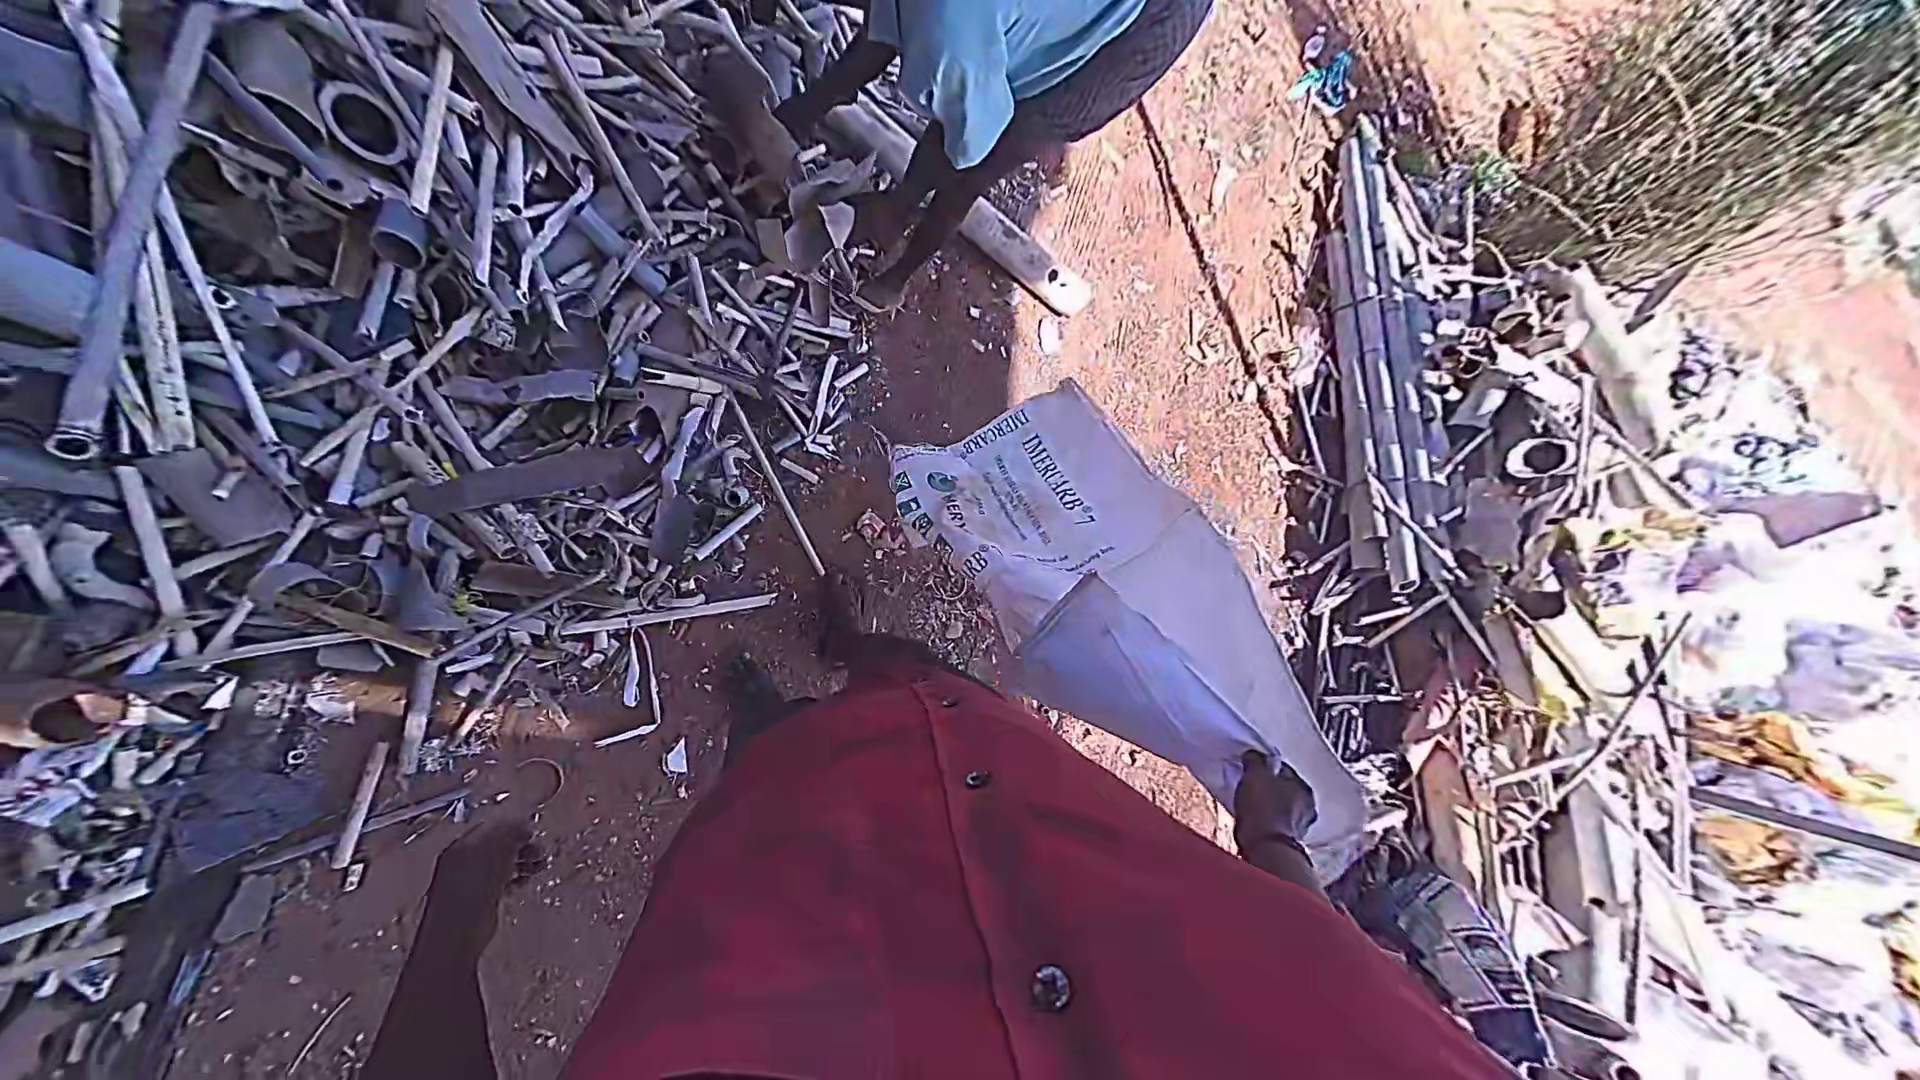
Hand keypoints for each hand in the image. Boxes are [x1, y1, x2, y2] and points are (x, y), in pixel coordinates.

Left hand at [424, 818, 536, 956]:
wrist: (459, 930)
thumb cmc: (477, 883)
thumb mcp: (497, 850)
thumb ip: (511, 832)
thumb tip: (523, 824)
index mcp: (464, 845)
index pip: (493, 825)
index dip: (514, 824)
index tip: (533, 827)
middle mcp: (464, 860)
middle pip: (499, 844)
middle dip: (522, 844)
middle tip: (539, 848)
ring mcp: (470, 881)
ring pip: (502, 862)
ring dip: (523, 860)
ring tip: (539, 865)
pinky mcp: (479, 899)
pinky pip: (502, 879)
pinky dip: (516, 876)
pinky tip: (526, 879)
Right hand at [1233, 750, 1316, 846]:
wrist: (1265, 847)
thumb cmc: (1263, 806)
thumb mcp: (1254, 774)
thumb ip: (1255, 760)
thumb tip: (1253, 754)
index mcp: (1303, 786)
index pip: (1283, 768)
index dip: (1266, 765)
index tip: (1252, 765)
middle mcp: (1308, 805)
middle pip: (1284, 787)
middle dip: (1269, 784)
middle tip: (1251, 781)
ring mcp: (1299, 825)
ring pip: (1280, 805)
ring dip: (1268, 801)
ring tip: (1250, 798)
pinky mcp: (1287, 840)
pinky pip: (1274, 820)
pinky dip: (1266, 816)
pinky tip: (1253, 814)